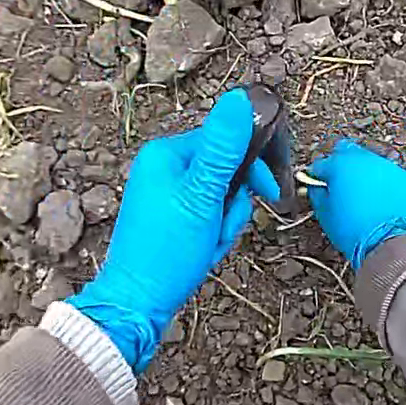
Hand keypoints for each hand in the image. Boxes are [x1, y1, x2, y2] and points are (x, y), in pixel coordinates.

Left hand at [73, 90, 280, 370]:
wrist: (138, 304)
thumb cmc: (167, 251)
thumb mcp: (202, 196)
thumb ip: (223, 149)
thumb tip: (239, 100)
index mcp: (166, 154)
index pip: (226, 142)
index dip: (251, 168)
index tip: (267, 191)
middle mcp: (164, 168)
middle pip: (227, 170)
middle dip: (234, 203)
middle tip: (223, 226)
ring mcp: (168, 194)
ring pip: (222, 196)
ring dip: (226, 221)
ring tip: (210, 242)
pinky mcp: (173, 216)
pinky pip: (210, 214)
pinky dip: (215, 232)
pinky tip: (204, 249)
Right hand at [306, 140, 405, 269]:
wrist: (389, 242)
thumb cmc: (355, 231)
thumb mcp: (325, 214)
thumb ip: (318, 193)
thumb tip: (317, 186)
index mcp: (340, 165)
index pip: (322, 163)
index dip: (318, 174)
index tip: (319, 183)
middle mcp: (364, 159)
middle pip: (346, 151)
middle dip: (340, 164)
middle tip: (339, 182)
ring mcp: (386, 165)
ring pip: (369, 160)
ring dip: (362, 171)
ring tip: (361, 192)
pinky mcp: (403, 176)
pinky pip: (387, 172)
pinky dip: (381, 180)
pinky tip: (379, 197)